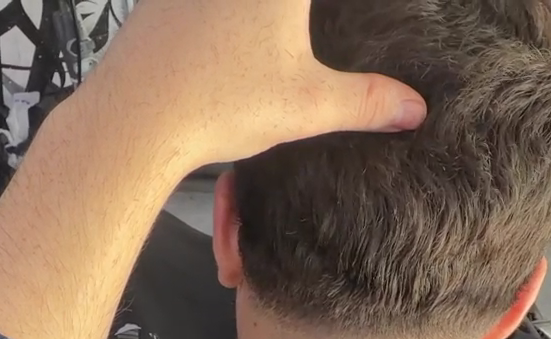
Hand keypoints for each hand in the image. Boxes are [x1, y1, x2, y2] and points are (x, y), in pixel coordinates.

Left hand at [71, 0, 426, 172]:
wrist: (137, 115)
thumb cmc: (219, 103)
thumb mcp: (305, 105)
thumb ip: (365, 102)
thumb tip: (414, 109)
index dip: (316, 10)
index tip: (311, 30)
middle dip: (298, 14)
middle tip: (301, 30)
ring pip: (249, 1)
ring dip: (263, 15)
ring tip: (279, 31)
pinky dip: (219, 13)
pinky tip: (228, 30)